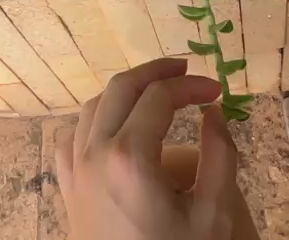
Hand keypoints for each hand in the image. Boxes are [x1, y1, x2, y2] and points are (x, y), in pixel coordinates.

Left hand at [52, 58, 254, 239]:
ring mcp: (75, 171)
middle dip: (155, 72)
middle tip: (186, 71)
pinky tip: (112, 126)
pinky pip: (71, 137)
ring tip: (155, 93)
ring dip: (125, 92)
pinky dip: (93, 119)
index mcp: (130, 156)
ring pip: (93, 106)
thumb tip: (214, 112)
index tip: (218, 90)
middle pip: (121, 88)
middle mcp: (95, 153)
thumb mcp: (214, 218)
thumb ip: (221, 157)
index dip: (191, 85)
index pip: (160, 96)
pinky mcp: (67, 192)